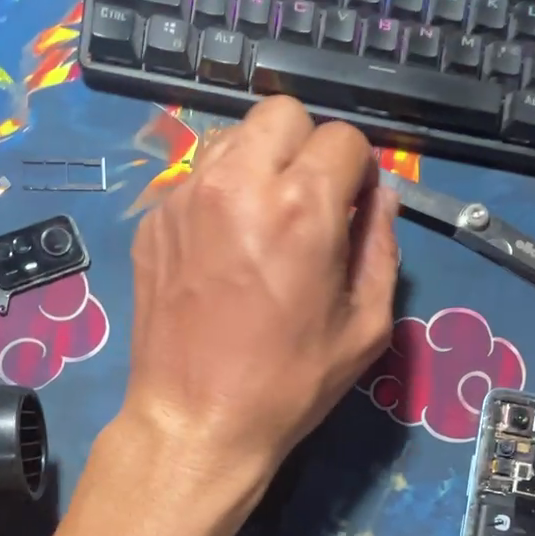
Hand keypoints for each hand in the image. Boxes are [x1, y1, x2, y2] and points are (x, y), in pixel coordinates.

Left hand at [121, 97, 399, 497]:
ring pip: (233, 136)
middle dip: (307, 149)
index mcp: (302, 208)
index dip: (358, 172)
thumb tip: (381, 199)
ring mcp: (186, 196)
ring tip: (264, 222)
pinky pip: (196, 178)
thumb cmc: (289, 385)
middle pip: (282, 114)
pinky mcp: (153, 220)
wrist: (196, 421)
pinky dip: (220, 196)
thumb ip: (381, 249)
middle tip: (309, 204)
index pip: (343, 138)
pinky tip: (223, 249)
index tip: (353, 208)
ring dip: (260, 164)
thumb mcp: (365, 328)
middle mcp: (239, 183)